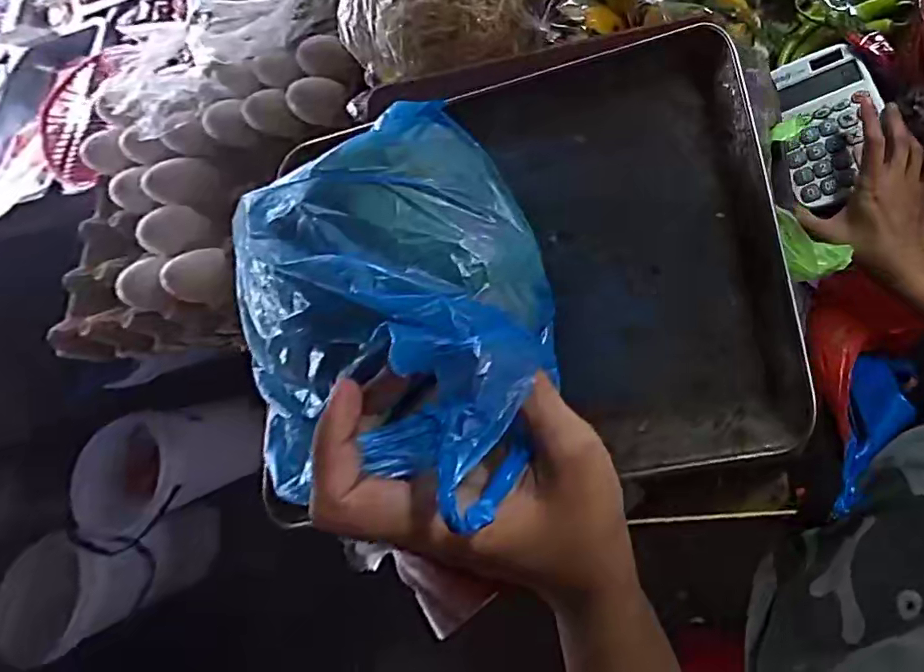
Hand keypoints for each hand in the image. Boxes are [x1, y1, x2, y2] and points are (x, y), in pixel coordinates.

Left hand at [310, 372, 636, 610]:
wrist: (591, 569)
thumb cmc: (582, 522)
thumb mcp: (574, 455)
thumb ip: (539, 405)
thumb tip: (506, 354)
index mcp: (437, 519)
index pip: (345, 501)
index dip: (332, 444)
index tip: (352, 387)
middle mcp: (423, 515)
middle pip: (354, 471)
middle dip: (366, 410)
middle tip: (404, 357)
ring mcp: (438, 505)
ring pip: (384, 459)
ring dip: (394, 406)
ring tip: (426, 358)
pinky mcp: (457, 491)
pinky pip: (420, 451)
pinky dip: (424, 413)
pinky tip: (454, 380)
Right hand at [797, 96, 923, 284]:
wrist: (905, 266)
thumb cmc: (869, 249)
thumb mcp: (833, 236)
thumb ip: (807, 222)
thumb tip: (785, 210)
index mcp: (872, 181)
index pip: (873, 140)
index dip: (869, 117)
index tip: (864, 100)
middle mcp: (895, 176)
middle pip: (899, 136)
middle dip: (893, 117)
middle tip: (886, 105)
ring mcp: (914, 183)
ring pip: (915, 148)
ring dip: (907, 131)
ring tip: (899, 122)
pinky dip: (923, 153)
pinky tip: (917, 151)